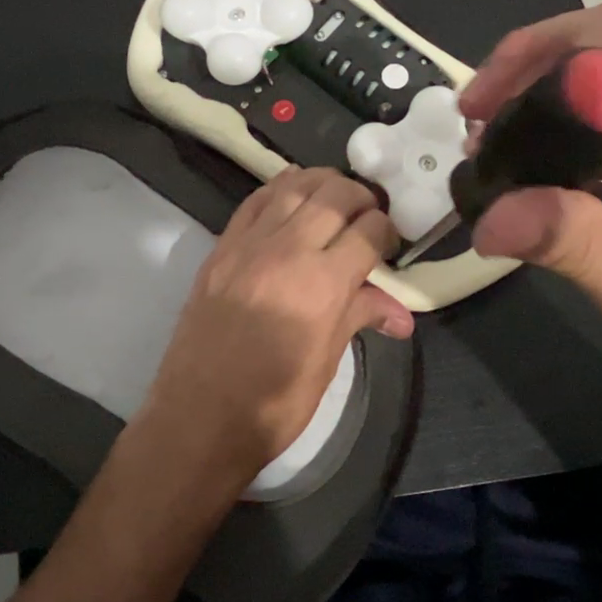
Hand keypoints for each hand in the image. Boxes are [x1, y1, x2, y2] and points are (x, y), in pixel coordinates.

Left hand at [141, 167, 412, 480]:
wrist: (199, 417)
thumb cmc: (273, 402)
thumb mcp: (327, 362)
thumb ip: (360, 316)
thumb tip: (402, 313)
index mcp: (322, 284)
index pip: (368, 230)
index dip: (387, 231)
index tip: (390, 245)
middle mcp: (287, 250)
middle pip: (335, 195)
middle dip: (362, 198)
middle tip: (369, 216)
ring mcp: (249, 244)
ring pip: (295, 186)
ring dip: (324, 183)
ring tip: (338, 197)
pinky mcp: (221, 247)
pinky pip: (256, 200)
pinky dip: (281, 189)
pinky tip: (294, 197)